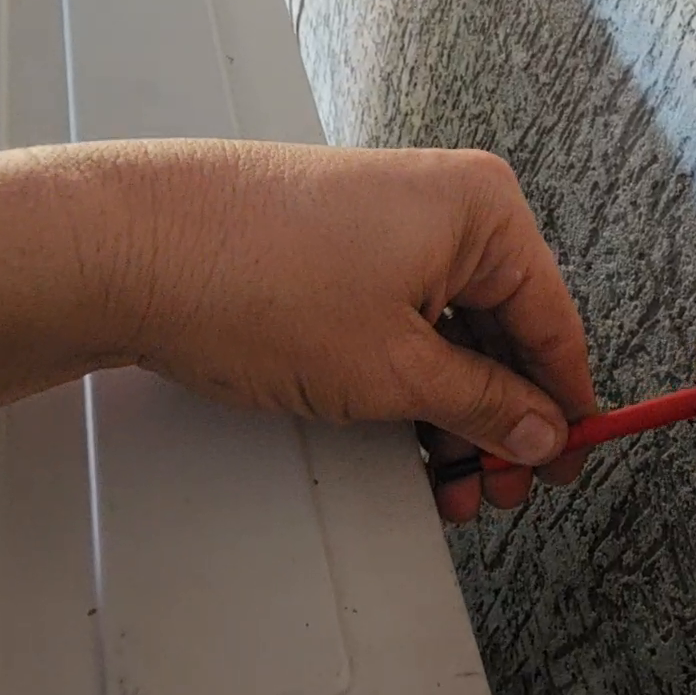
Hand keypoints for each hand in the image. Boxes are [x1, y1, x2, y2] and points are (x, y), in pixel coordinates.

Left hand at [102, 141, 595, 518]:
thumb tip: (543, 433)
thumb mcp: (396, 367)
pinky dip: (416, 380)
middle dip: (503, 418)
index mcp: (484, 212)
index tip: (568, 462)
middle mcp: (448, 207)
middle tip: (498, 487)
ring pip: (455, 334)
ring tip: (447, 480)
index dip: (566, 403)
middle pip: (505, 330)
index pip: (553, 322)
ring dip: (457, 411)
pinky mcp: (351, 247)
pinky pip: (410, 320)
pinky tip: (410, 435)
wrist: (127, 245)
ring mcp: (395, 225)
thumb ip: (485, 405)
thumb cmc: (264, 285)